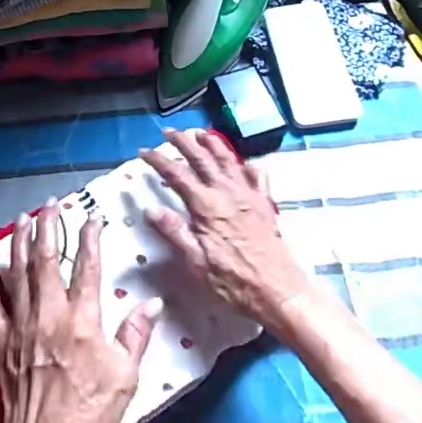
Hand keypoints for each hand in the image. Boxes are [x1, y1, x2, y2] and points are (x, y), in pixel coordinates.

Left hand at [0, 201, 162, 422]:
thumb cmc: (90, 418)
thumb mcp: (126, 379)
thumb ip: (135, 336)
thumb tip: (152, 303)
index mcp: (82, 322)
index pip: (87, 268)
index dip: (90, 238)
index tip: (92, 218)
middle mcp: (48, 317)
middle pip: (45, 261)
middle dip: (47, 228)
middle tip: (48, 204)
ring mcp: (21, 329)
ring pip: (17, 276)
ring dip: (19, 244)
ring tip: (21, 220)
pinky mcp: (1, 347)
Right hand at [139, 129, 315, 336]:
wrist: (277, 290)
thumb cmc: (232, 282)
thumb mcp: (195, 263)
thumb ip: (174, 232)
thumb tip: (150, 209)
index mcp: (206, 206)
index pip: (177, 175)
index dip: (158, 161)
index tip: (144, 151)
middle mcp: (227, 192)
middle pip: (202, 159)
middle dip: (184, 142)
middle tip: (169, 131)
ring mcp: (249, 195)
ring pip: (228, 160)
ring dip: (213, 144)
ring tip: (201, 133)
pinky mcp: (266, 204)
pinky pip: (257, 176)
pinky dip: (247, 166)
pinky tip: (244, 163)